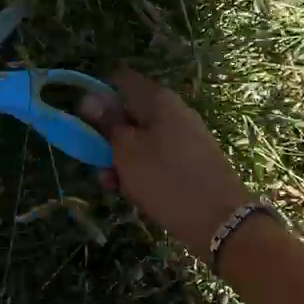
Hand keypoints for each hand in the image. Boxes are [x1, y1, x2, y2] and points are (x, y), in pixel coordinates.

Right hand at [80, 67, 252, 260]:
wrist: (222, 223)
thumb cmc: (166, 179)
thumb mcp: (126, 150)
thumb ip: (106, 122)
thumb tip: (89, 98)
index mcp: (157, 99)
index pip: (119, 79)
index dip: (96, 93)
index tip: (81, 116)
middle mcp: (172, 111)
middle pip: (128, 111)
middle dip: (106, 133)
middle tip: (93, 157)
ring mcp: (184, 136)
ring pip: (140, 138)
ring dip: (120, 157)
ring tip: (111, 184)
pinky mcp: (191, 161)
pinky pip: (156, 156)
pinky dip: (140, 169)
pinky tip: (132, 193)